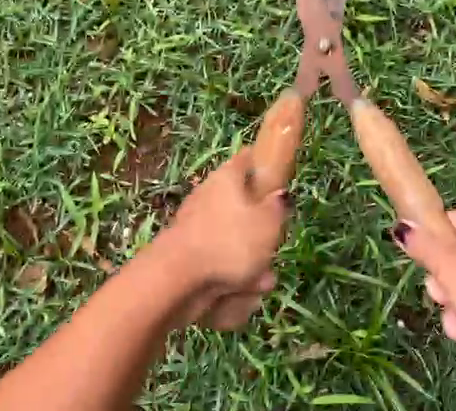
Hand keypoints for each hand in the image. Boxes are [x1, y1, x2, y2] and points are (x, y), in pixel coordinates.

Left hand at [154, 147, 289, 328]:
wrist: (177, 280)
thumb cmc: (229, 242)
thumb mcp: (268, 223)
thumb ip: (277, 207)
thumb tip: (277, 196)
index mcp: (226, 178)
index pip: (247, 160)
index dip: (264, 168)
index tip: (278, 184)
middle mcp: (210, 198)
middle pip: (246, 212)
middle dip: (262, 239)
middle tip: (270, 252)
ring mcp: (198, 229)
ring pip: (236, 246)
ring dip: (251, 269)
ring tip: (257, 283)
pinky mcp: (191, 259)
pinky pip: (222, 269)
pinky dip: (232, 285)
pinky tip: (237, 296)